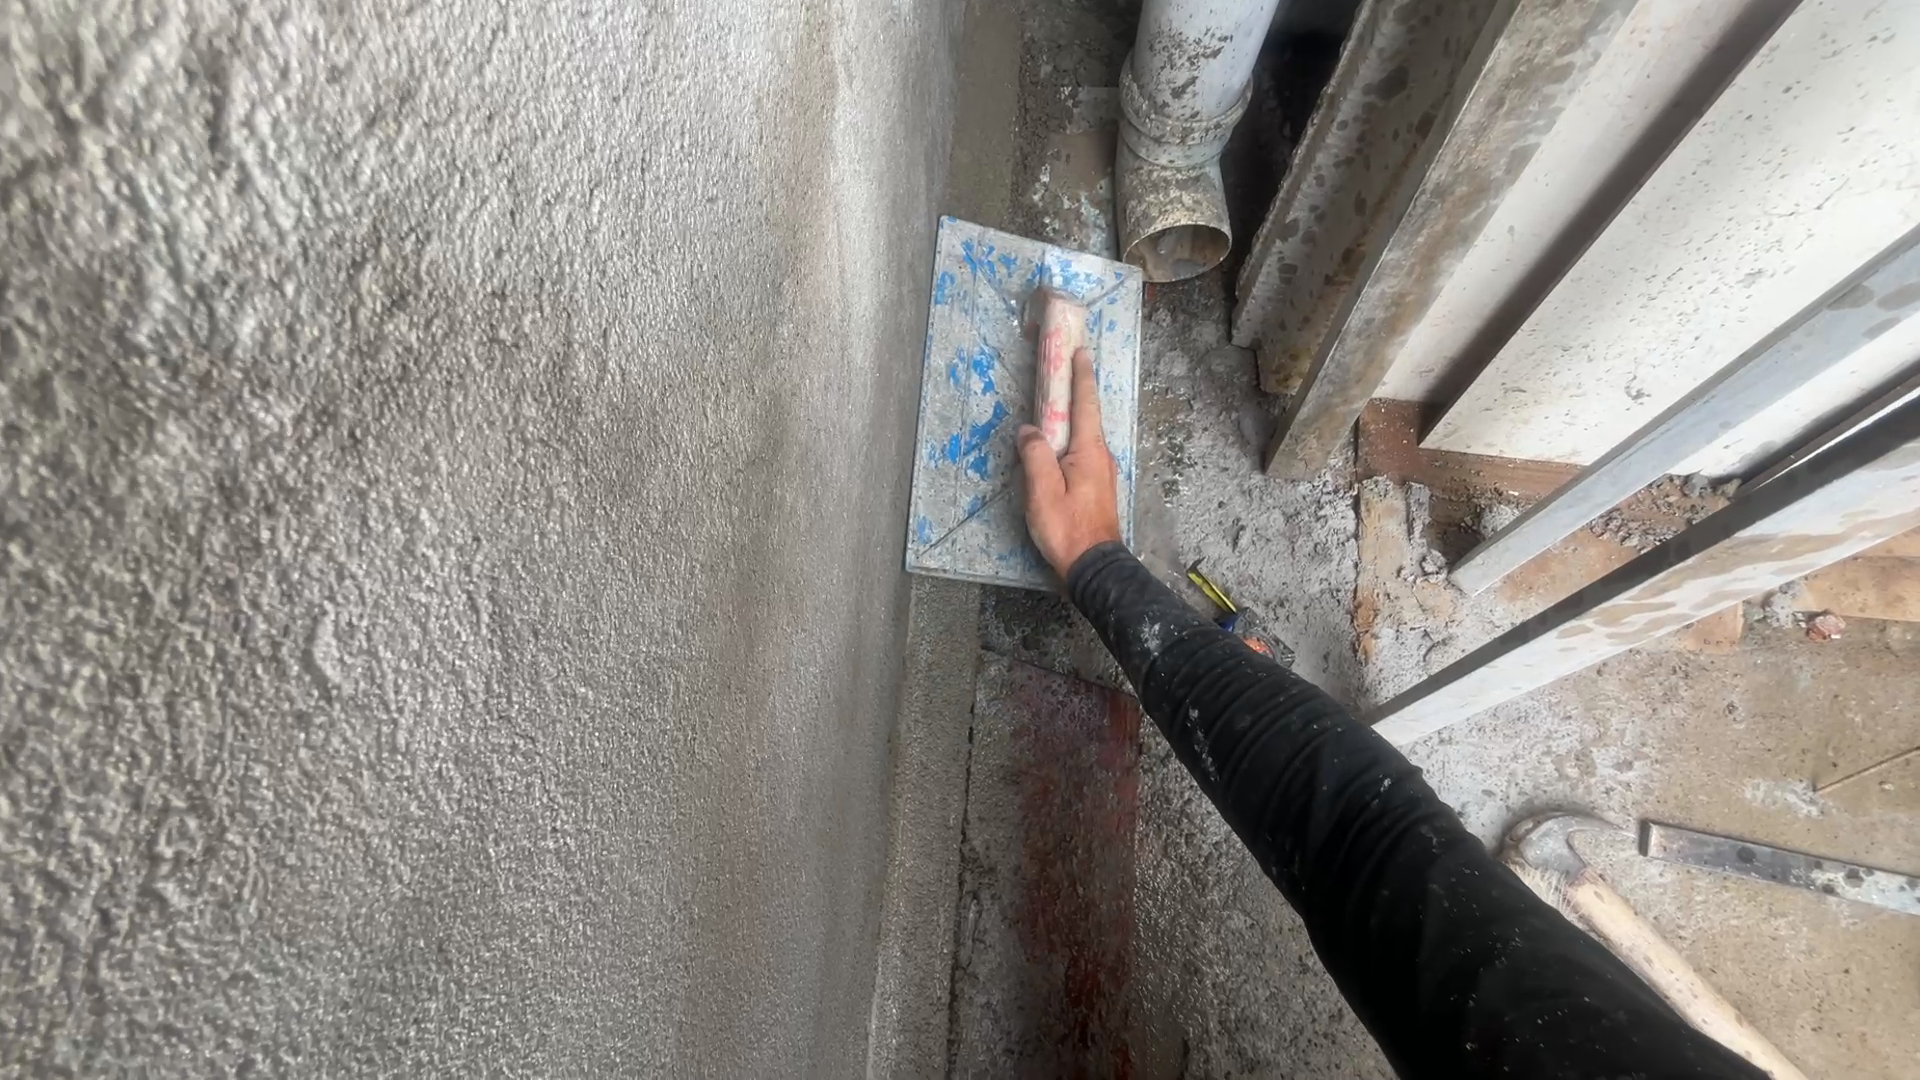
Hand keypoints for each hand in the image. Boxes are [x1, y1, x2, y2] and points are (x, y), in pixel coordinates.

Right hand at [1017, 347, 1121, 577]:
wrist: (1094, 566)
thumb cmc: (1067, 529)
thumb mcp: (1043, 491)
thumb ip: (1035, 455)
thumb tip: (1029, 431)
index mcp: (1089, 451)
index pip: (1085, 404)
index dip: (1081, 376)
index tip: (1080, 351)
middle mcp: (1101, 456)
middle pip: (1086, 418)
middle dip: (1073, 394)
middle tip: (1059, 374)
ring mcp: (1102, 473)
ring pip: (1083, 438)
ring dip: (1069, 420)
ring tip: (1051, 410)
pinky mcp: (1097, 488)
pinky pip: (1081, 455)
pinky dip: (1068, 442)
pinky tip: (1056, 449)